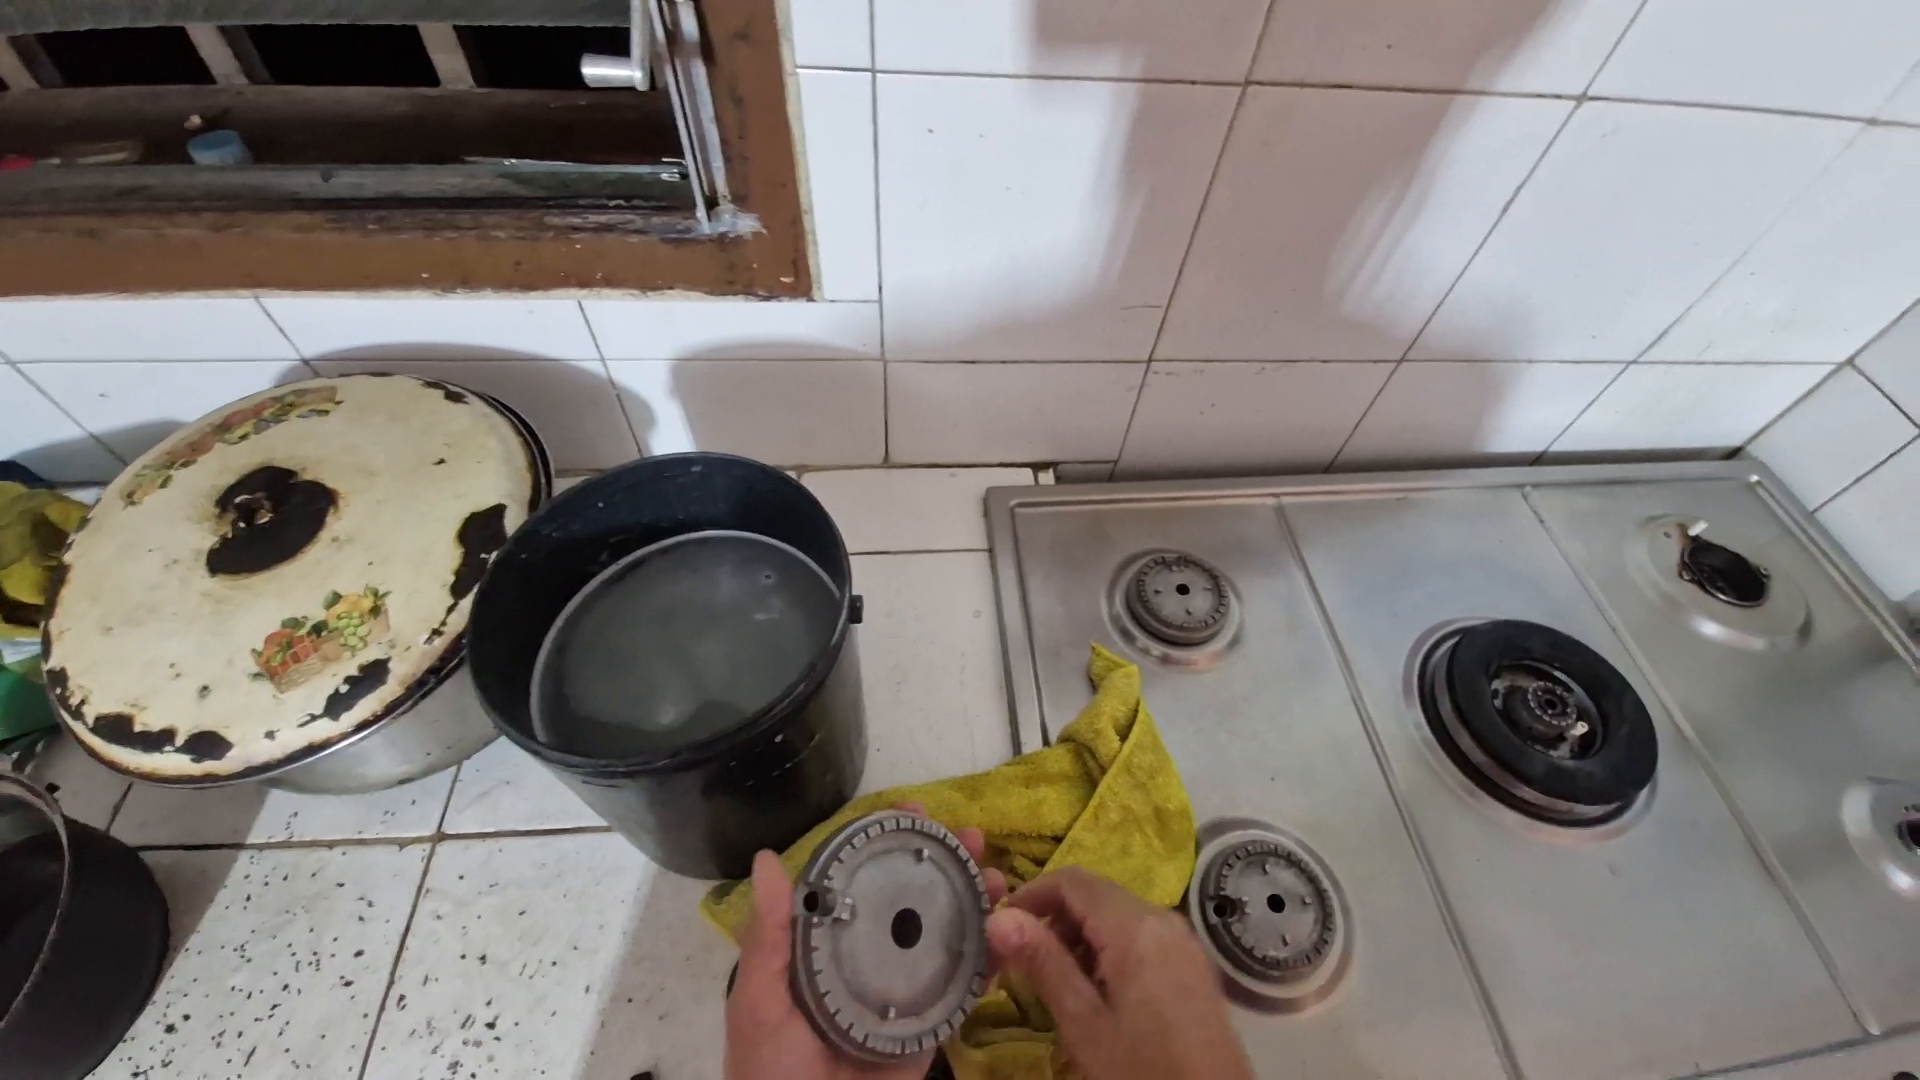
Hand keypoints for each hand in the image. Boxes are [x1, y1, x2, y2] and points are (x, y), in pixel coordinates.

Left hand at [725, 807, 1008, 1079]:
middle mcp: (873, 955)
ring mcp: (906, 989)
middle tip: (974, 836)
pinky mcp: (932, 1027)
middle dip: (947, 861)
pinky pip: (965, 990)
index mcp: (832, 943)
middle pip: (915, 897)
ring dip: (976, 900)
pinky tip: (1011, 934)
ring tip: (997, 877)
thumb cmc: (771, 1069)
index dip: (890, 841)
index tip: (916, 810)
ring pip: (948, 932)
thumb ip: (768, 934)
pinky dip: (992, 959)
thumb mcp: (760, 999)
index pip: (865, 879)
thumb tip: (766, 858)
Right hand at [985, 867, 1253, 1079]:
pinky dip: (1109, 945)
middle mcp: (1161, 917)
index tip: (1003, 924)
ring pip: (1117, 912)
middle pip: (1096, 892)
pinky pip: (1140, 932)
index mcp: (1134, 925)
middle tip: (1026, 959)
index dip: (1033, 893)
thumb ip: (1043, 963)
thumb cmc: (1144, 1071)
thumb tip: (998, 918)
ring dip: (1081, 932)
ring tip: (1059, 980)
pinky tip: (1099, 990)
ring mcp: (1182, 938)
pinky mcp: (1192, 961)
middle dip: (1055, 916)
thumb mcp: (1085, 1025)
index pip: (1073, 880)